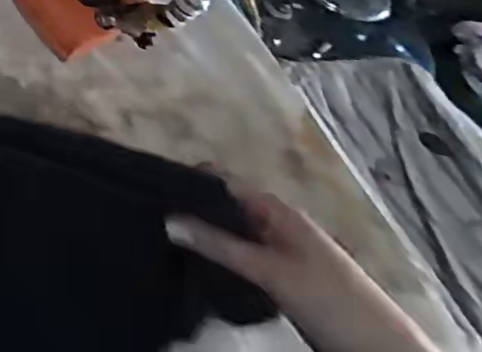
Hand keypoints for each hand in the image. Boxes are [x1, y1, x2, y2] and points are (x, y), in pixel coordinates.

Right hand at [166, 186, 440, 351]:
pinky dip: (217, 256)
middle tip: (153, 216)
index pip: (220, 180)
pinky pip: (238, 256)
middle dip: (190, 208)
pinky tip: (196, 264)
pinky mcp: (279, 277)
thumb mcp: (271, 271)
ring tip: (165, 238)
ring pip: (229, 232)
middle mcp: (274, 223)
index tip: (150, 188)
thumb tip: (166, 218)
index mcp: (275, 209)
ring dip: (203, 234)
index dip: (187, 180)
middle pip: (222, 205)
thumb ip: (219, 245)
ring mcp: (278, 251)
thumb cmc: (331, 300)